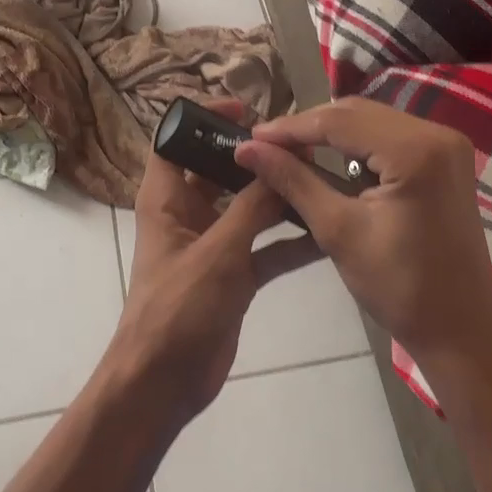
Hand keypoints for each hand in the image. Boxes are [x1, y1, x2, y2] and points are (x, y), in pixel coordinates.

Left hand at [108, 99, 323, 421]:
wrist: (164, 382)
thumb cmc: (178, 308)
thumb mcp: (217, 252)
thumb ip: (253, 207)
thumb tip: (283, 162)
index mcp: (166, 196)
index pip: (176, 138)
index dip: (204, 117)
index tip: (248, 109)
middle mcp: (187, 212)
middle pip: (220, 169)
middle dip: (257, 156)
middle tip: (301, 144)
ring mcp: (212, 244)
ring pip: (248, 207)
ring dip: (279, 196)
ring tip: (323, 177)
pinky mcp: (233, 275)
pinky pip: (265, 247)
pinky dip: (290, 241)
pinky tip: (327, 233)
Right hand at [234, 97, 491, 366]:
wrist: (461, 329)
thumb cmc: (400, 287)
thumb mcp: (338, 231)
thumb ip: (292, 180)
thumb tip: (247, 148)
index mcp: (415, 150)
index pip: (338, 121)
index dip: (290, 128)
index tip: (249, 138)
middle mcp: (436, 133)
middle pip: (356, 113)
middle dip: (308, 126)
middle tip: (264, 145)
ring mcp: (445, 144)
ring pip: (371, 120)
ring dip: (329, 132)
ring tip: (287, 150)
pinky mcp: (445, 158)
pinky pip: (389, 135)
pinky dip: (355, 143)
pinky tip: (326, 158)